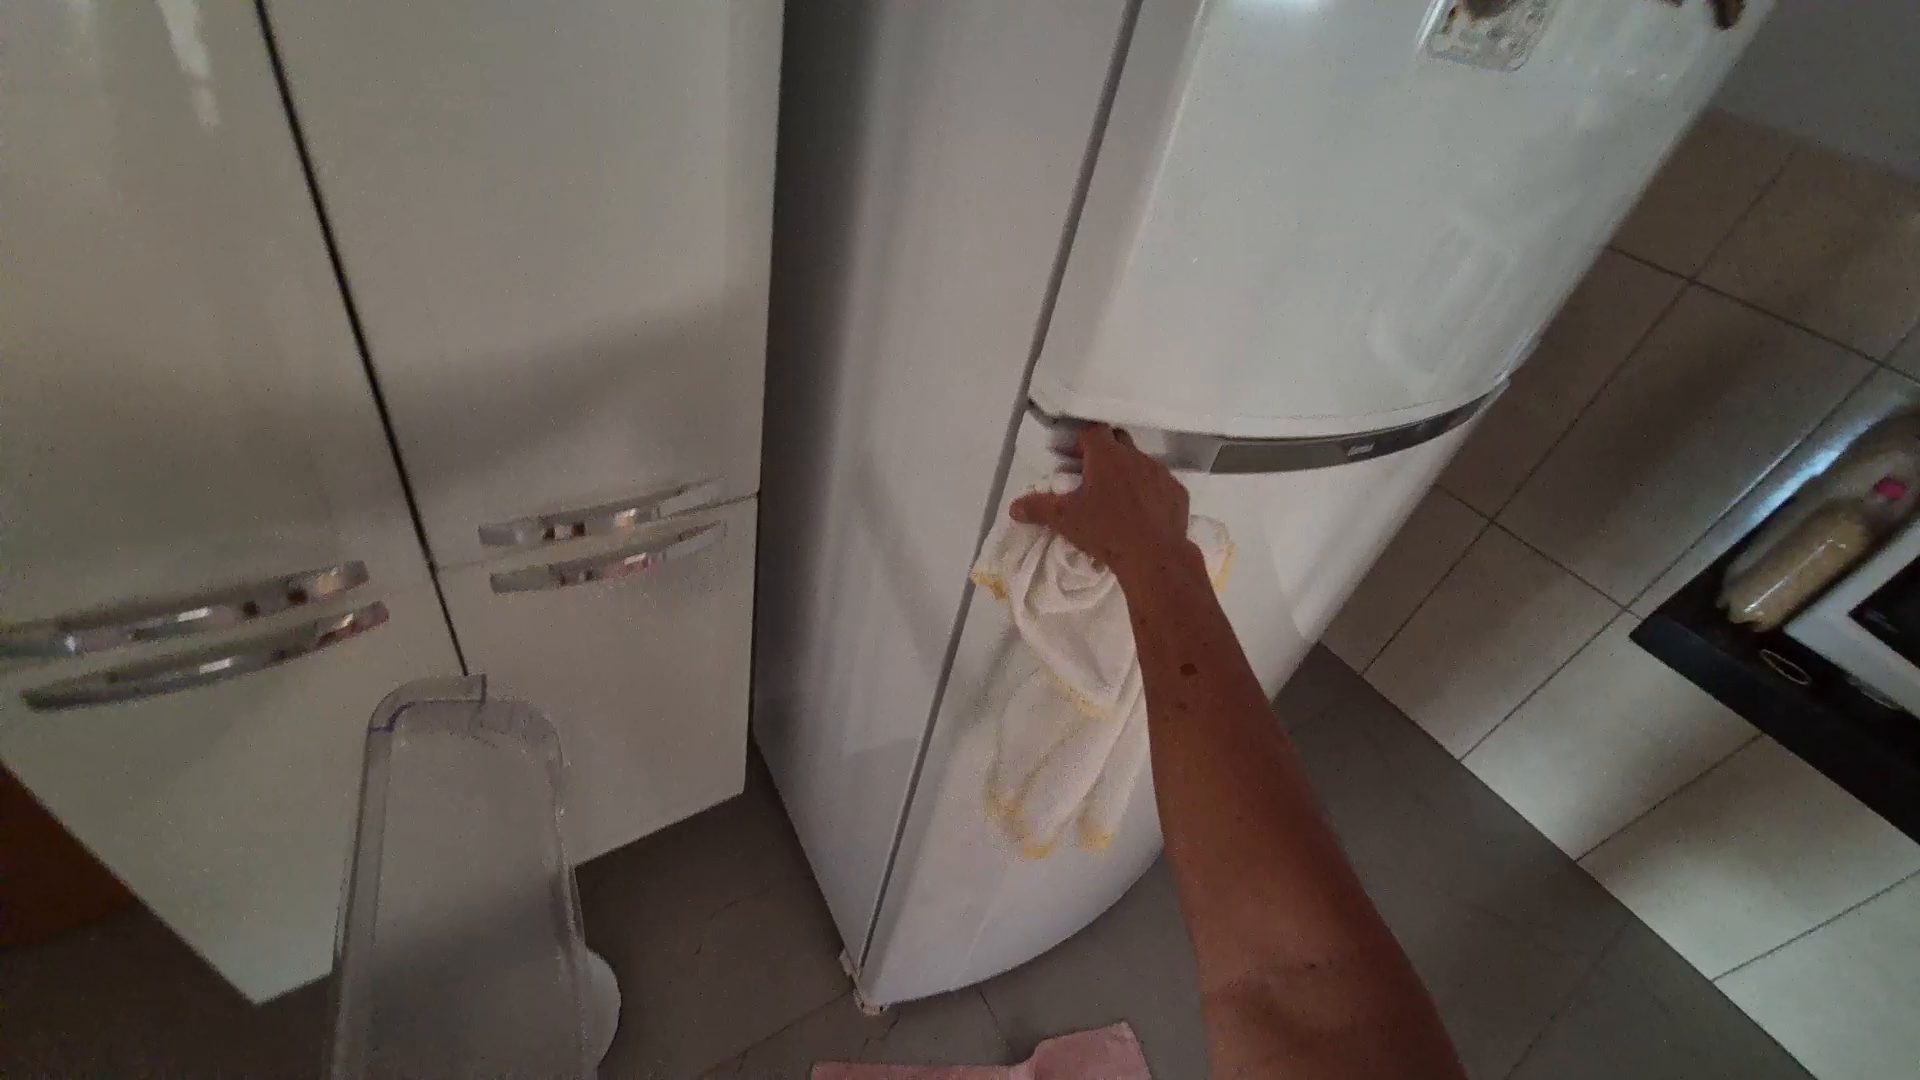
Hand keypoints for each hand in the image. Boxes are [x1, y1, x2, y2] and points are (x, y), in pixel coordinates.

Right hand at [1010, 424, 1199, 584]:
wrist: (1154, 556)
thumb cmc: (1105, 531)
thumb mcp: (1065, 520)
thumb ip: (1038, 508)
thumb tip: (1014, 507)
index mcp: (1107, 456)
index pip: (1092, 432)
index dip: (1079, 441)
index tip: (1069, 457)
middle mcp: (1136, 457)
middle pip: (1118, 441)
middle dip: (1103, 452)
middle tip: (1089, 474)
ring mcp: (1160, 474)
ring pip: (1141, 463)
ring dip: (1127, 472)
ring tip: (1115, 497)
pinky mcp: (1178, 493)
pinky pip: (1160, 484)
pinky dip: (1149, 492)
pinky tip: (1141, 512)